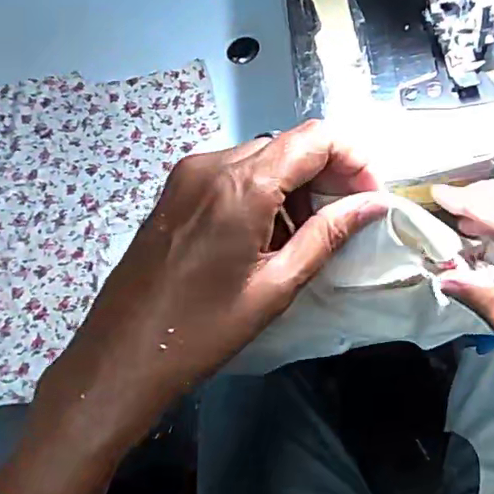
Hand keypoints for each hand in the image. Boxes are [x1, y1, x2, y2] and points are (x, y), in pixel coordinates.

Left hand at [33, 120, 388, 459]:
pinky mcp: (174, 190)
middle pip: (288, 145)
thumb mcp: (276, 286)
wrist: (122, 354)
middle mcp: (212, 164)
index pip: (316, 138)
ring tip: (302, 238)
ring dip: (293, 186)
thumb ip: (327, 235)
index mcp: (241, 186)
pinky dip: (260, 192)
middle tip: (342, 221)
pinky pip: (231, 174)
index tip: (367, 198)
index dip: (353, 160)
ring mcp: (187, 174)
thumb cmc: (203, 330)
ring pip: (260, 158)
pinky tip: (263, 236)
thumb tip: (372, 204)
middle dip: (325, 175)